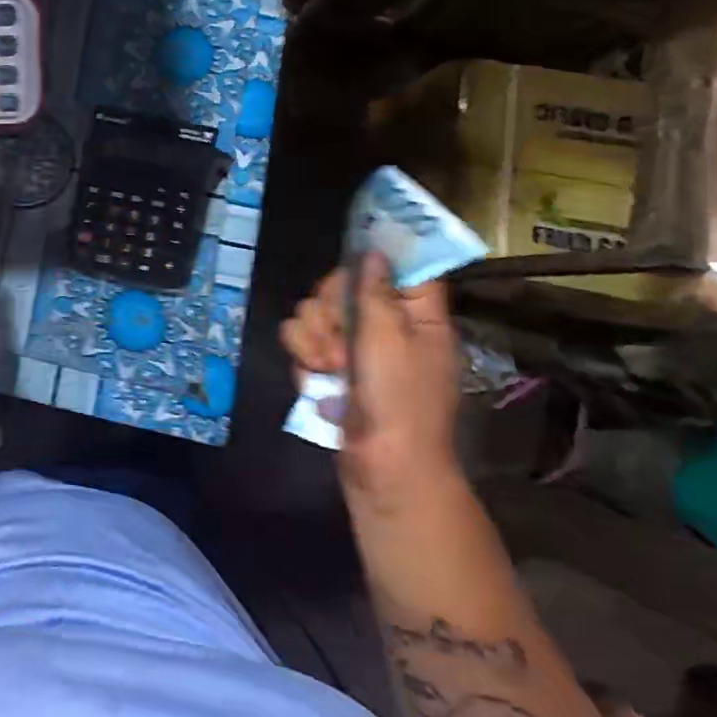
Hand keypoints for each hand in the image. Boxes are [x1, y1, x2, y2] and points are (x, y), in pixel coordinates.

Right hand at [280, 253, 462, 498]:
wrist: (382, 463)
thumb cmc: (399, 400)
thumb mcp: (389, 340)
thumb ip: (376, 293)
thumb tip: (373, 253)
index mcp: (416, 318)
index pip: (401, 270)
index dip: (377, 260)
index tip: (352, 259)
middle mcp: (383, 327)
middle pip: (343, 288)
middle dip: (330, 309)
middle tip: (339, 334)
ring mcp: (352, 348)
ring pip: (313, 314)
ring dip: (313, 338)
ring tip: (327, 366)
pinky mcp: (326, 367)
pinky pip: (301, 341)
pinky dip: (303, 357)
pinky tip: (315, 376)